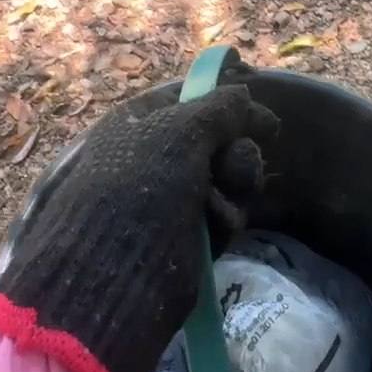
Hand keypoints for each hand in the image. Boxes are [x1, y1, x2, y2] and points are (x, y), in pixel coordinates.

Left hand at [0, 86, 276, 371]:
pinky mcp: (188, 235)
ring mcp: (172, 197)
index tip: (256, 100)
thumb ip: (222, 109)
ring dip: (235, 185)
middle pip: (219, 137)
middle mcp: (155, 155)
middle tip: (232, 165)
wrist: (114, 276)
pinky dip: (224, 219)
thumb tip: (246, 95)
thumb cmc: (139, 190)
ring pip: (230, 175)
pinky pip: (225, 212)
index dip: (225, 97)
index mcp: (140, 122)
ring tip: (219, 205)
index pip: (191, 95)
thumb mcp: (180, 133)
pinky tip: (213, 231)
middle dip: (235, 150)